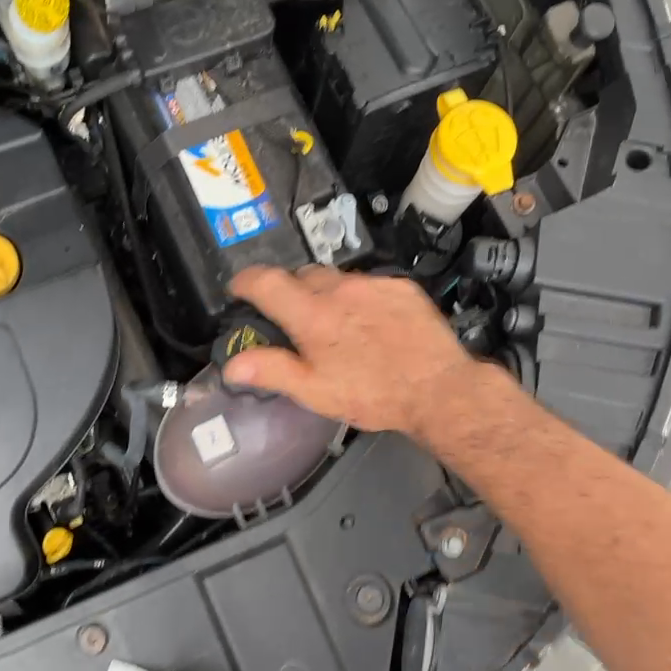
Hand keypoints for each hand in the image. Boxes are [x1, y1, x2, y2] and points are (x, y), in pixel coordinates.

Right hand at [223, 266, 491, 440]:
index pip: (266, 282)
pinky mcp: (401, 287)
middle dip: (287, 289)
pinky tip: (367, 323)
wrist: (438, 389)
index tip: (237, 287)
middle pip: (300, 275)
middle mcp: (340, 290)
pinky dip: (357, 297)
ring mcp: (373, 285)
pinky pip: (368, 283)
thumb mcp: (315, 392)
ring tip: (331, 322)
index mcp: (313, 316)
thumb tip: (232, 365)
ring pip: (335, 278)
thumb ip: (272, 371)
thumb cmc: (373, 395)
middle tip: (288, 315)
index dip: (245, 281)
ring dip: (324, 293)